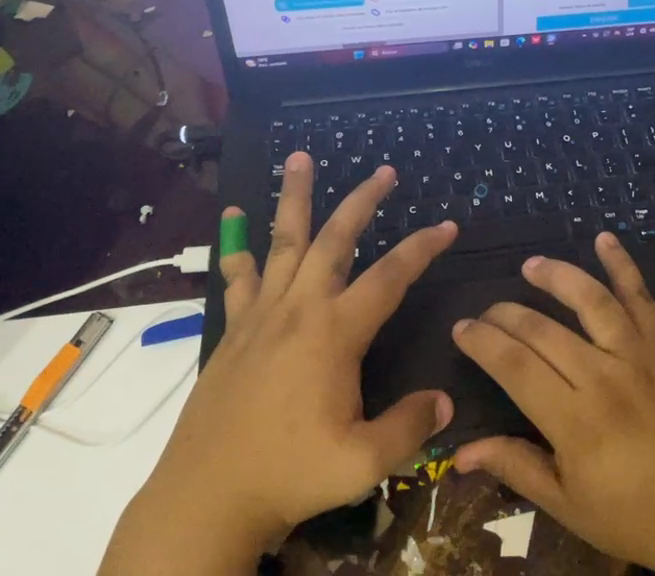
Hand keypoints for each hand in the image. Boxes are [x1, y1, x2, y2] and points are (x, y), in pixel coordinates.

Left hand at [101, 152, 458, 575]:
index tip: (447, 226)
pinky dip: (237, 247)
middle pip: (335, 239)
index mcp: (335, 333)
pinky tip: (230, 221)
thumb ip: (409, 427)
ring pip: (283, 242)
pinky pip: (238, 277)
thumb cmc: (289, 476)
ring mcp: (261, 315)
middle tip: (384, 170)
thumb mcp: (363, 462)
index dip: (422, 248)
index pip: (389, 276)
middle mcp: (299, 309)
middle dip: (363, 200)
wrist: (207, 496)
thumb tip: (445, 401)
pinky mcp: (233, 330)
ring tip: (298, 157)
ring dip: (295, 197)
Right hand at [452, 234, 654, 575]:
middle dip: (505, 314)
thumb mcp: (568, 505)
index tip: (462, 328)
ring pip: (591, 300)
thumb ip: (516, 466)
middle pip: (542, 330)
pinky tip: (604, 239)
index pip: (514, 365)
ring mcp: (639, 356)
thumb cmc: (635, 514)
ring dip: (557, 277)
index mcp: (574, 421)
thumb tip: (460, 452)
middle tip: (487, 312)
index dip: (482, 342)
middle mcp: (602, 377)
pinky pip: (642, 298)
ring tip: (531, 265)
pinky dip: (624, 265)